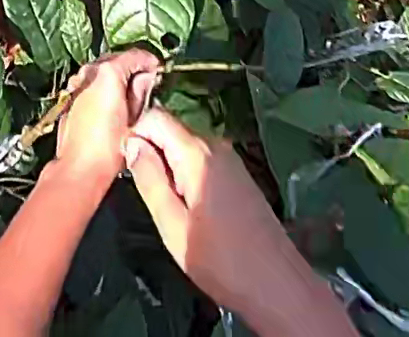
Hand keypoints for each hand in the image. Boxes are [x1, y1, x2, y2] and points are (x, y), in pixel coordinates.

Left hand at [51, 50, 159, 184]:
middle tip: (148, 79)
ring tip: (131, 91)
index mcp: (107, 73)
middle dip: (132, 66)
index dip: (149, 61)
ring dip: (116, 75)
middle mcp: (89, 72)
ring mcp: (77, 82)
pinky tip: (112, 100)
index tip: (157, 68)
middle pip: (115, 59)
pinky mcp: (71, 94)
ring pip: (101, 69)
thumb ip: (141, 92)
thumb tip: (147, 78)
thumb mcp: (135, 120)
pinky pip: (90, 82)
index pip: (133, 56)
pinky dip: (102, 85)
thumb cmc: (109, 148)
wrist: (79, 167)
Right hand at [124, 108, 357, 336]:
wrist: (281, 291)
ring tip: (169, 202)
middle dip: (151, 150)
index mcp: (197, 152)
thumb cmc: (222, 261)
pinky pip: (199, 156)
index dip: (134, 134)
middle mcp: (214, 144)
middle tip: (147, 189)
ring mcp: (229, 157)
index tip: (127, 164)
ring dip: (168, 164)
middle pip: (168, 128)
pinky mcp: (237, 172)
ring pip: (182, 143)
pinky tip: (190, 205)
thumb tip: (131, 143)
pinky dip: (185, 171)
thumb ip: (148, 178)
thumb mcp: (172, 225)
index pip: (153, 116)